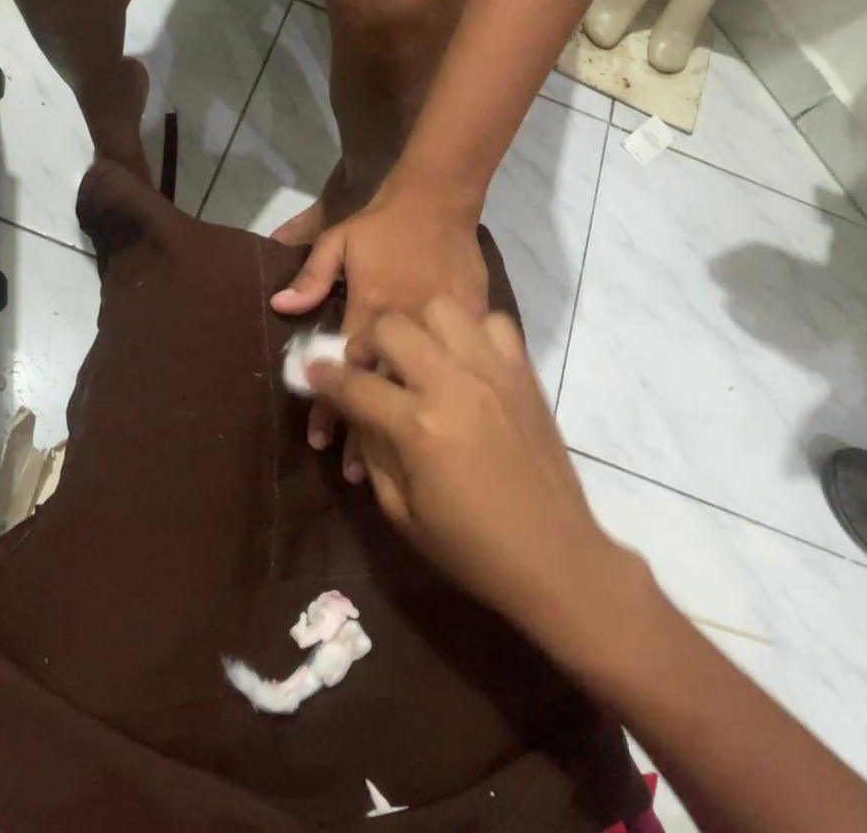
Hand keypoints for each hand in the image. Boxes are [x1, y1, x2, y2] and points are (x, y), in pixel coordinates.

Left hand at [271, 193, 488, 468]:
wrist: (440, 200)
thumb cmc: (383, 224)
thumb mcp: (340, 239)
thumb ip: (312, 275)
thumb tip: (281, 304)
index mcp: (373, 307)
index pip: (347, 367)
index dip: (331, 404)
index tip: (318, 438)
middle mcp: (406, 324)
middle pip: (383, 387)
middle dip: (366, 430)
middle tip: (351, 471)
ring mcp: (442, 328)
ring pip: (420, 387)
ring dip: (404, 424)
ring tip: (391, 466)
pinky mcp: (471, 324)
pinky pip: (457, 369)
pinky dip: (445, 397)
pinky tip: (445, 427)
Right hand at [307, 299, 642, 647]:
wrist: (555, 557)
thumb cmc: (469, 546)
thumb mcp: (400, 509)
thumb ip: (372, 449)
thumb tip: (355, 408)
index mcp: (420, 428)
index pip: (355, 384)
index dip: (324, 377)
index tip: (311, 373)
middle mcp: (456, 386)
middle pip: (392, 327)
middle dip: (364, 342)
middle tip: (364, 367)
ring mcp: (495, 373)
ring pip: (442, 310)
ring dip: (416, 328)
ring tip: (413, 359)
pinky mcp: (525, 374)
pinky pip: (492, 323)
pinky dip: (468, 333)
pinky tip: (460, 364)